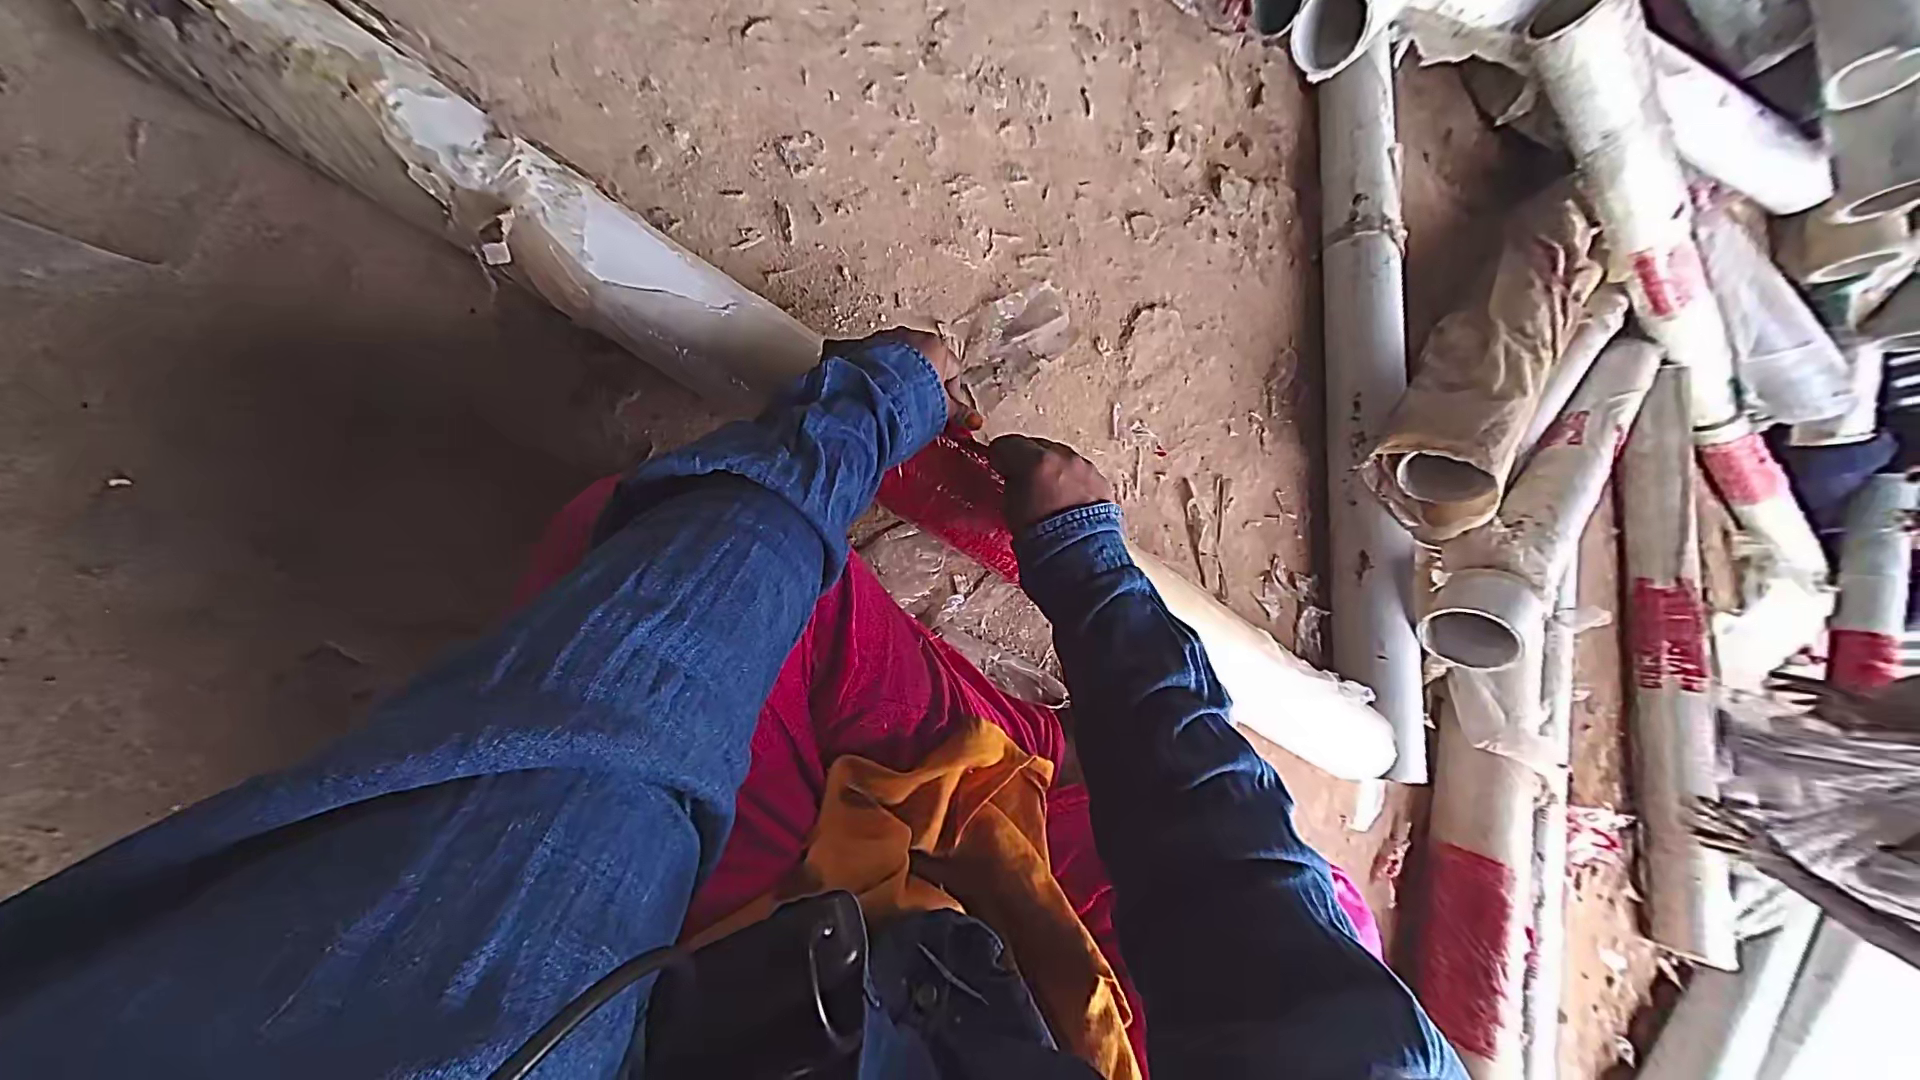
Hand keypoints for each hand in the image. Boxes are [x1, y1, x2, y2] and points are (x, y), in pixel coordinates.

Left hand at [868, 327, 983, 430]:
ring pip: (903, 362)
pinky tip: (883, 397)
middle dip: (926, 386)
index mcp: (937, 347)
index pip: (953, 371)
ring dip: (905, 381)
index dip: (950, 395)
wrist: (877, 395)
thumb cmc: (914, 397)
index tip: (944, 411)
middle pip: (927, 364)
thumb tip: (976, 421)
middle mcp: (913, 338)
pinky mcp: (867, 348)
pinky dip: (884, 377)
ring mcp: (889, 340)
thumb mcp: (941, 409)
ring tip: (901, 405)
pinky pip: (881, 363)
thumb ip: (958, 413)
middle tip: (922, 409)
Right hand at [987, 435, 1114, 531]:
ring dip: (1052, 470)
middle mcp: (1063, 458)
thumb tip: (1013, 479)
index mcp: (1035, 462)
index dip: (1000, 455)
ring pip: (1062, 458)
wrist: (1078, 557)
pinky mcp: (1101, 482)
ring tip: (1046, 492)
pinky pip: (1081, 473)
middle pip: (1038, 447)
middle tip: (1021, 478)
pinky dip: (1071, 482)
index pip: (1009, 444)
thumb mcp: (1010, 508)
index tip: (997, 464)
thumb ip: (1011, 483)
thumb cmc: (1041, 538)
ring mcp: (1085, 468)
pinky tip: (1066, 500)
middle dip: (1028, 460)